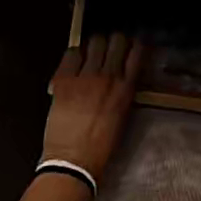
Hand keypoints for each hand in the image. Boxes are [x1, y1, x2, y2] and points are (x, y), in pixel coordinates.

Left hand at [41, 33, 144, 179]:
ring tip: (92, 51)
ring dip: (95, 45)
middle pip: (115, 40)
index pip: (136, 53)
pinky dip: (75, 54)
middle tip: (110, 45)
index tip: (131, 43)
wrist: (72, 160)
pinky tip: (74, 61)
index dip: (134, 44)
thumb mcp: (121, 117)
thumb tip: (120, 77)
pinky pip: (71, 53)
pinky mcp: (64, 78)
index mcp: (125, 89)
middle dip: (114, 40)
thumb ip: (121, 93)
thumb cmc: (100, 146)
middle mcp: (108, 77)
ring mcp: (85, 75)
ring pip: (94, 42)